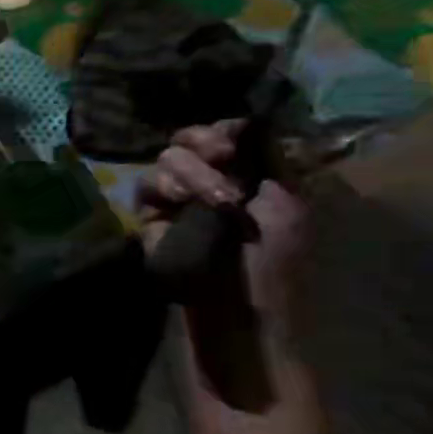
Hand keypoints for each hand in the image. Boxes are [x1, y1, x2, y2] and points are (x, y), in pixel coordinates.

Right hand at [136, 120, 305, 326]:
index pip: (228, 134)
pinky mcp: (151, 216)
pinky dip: (164, 187)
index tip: (232, 142)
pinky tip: (177, 203)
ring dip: (192, 173)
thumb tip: (244, 124)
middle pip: (190, 138)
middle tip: (218, 157)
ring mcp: (179, 199)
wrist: (236, 310)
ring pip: (168, 158)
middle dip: (202, 142)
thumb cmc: (274, 264)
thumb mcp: (286, 207)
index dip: (225, 129)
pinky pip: (146, 184)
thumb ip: (265, 163)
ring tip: (208, 200)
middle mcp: (212, 181)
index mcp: (250, 177)